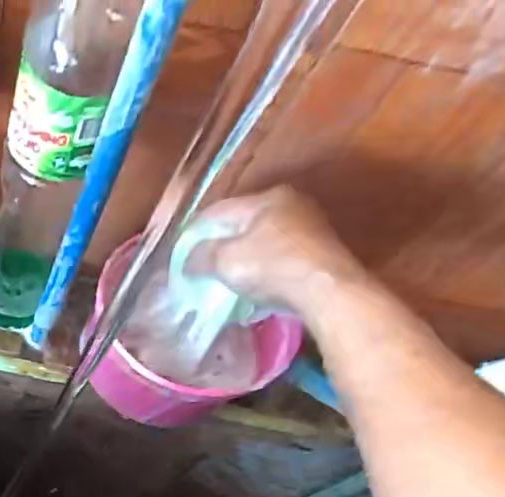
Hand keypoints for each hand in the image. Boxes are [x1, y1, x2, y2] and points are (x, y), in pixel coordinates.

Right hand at [195, 186, 372, 313]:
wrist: (325, 290)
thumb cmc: (271, 267)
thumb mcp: (225, 261)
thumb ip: (201, 256)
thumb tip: (188, 259)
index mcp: (267, 198)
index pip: (219, 210)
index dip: (194, 231)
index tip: (179, 252)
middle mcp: (291, 205)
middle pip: (242, 225)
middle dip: (220, 246)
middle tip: (201, 268)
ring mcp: (308, 228)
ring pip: (261, 243)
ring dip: (241, 261)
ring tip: (225, 282)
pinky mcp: (318, 253)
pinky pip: (277, 260)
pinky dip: (261, 272)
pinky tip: (252, 290)